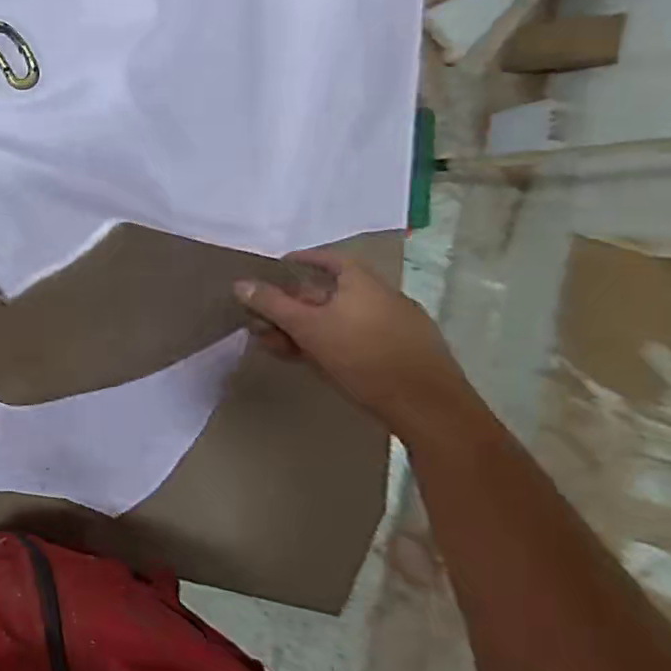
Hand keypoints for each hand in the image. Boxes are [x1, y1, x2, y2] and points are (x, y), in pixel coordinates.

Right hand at [234, 250, 481, 439]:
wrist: (430, 410)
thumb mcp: (307, 328)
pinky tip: (313, 361)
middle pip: (329, 292)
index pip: (329, 260)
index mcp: (364, 283)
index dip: (302, 260)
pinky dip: (331, 342)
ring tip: (281, 346)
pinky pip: (358, 337)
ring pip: (341, 318)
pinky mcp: (405, 353)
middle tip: (265, 320)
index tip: (277, 268)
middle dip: (292, 304)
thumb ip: (271, 304)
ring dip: (306, 328)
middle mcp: (384, 298)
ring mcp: (398, 326)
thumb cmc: (363, 357)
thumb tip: (240, 283)